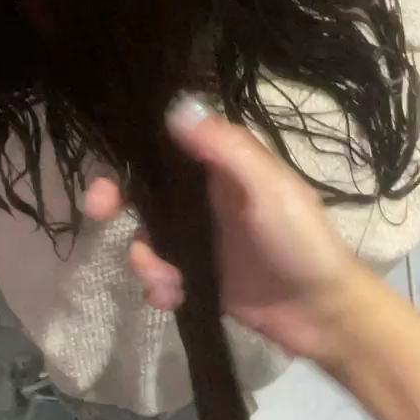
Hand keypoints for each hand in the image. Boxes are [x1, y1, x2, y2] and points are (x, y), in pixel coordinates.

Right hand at [81, 97, 372, 360]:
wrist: (320, 313)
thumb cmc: (300, 241)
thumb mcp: (268, 188)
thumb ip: (225, 149)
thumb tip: (175, 106)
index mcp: (220, 168)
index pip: (162, 150)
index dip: (128, 159)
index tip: (106, 175)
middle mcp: (203, 199)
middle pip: (142, 193)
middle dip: (114, 202)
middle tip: (98, 215)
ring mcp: (199, 241)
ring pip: (147, 239)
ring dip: (145, 259)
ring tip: (167, 281)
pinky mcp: (199, 279)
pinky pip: (161, 277)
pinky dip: (159, 288)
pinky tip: (174, 298)